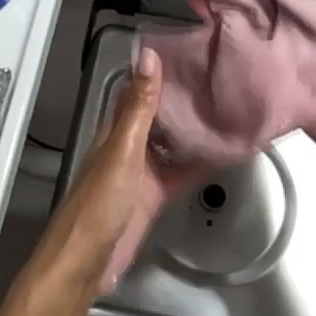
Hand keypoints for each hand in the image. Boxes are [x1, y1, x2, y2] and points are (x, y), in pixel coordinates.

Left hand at [57, 49, 209, 290]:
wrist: (87, 262)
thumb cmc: (98, 204)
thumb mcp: (123, 149)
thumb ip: (139, 106)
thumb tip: (147, 55)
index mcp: (116, 130)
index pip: (137, 90)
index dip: (158, 71)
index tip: (189, 53)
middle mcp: (128, 146)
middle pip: (158, 115)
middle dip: (183, 99)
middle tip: (219, 79)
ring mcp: (142, 173)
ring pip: (172, 142)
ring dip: (193, 129)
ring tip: (227, 108)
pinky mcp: (153, 198)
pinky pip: (181, 173)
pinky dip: (200, 163)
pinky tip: (224, 155)